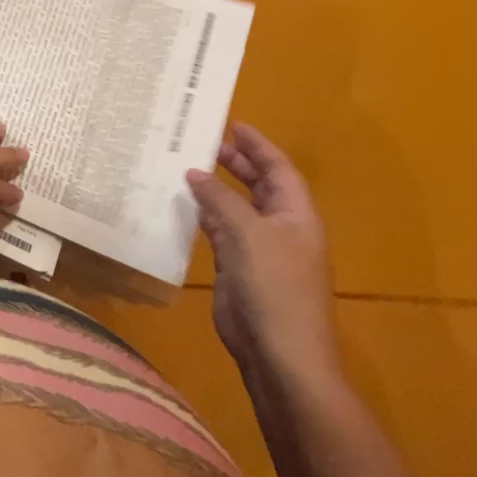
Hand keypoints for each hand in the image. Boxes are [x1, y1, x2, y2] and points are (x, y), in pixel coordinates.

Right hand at [188, 122, 337, 377]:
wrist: (279, 351)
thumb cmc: (274, 286)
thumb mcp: (248, 233)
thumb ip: (220, 200)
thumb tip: (195, 173)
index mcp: (296, 216)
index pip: (279, 170)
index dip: (258, 146)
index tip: (232, 125)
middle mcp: (280, 229)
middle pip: (259, 187)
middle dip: (235, 164)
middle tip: (202, 143)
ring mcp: (259, 251)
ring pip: (236, 209)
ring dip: (214, 189)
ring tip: (184, 167)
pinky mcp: (238, 269)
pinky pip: (219, 232)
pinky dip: (202, 216)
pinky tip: (181, 205)